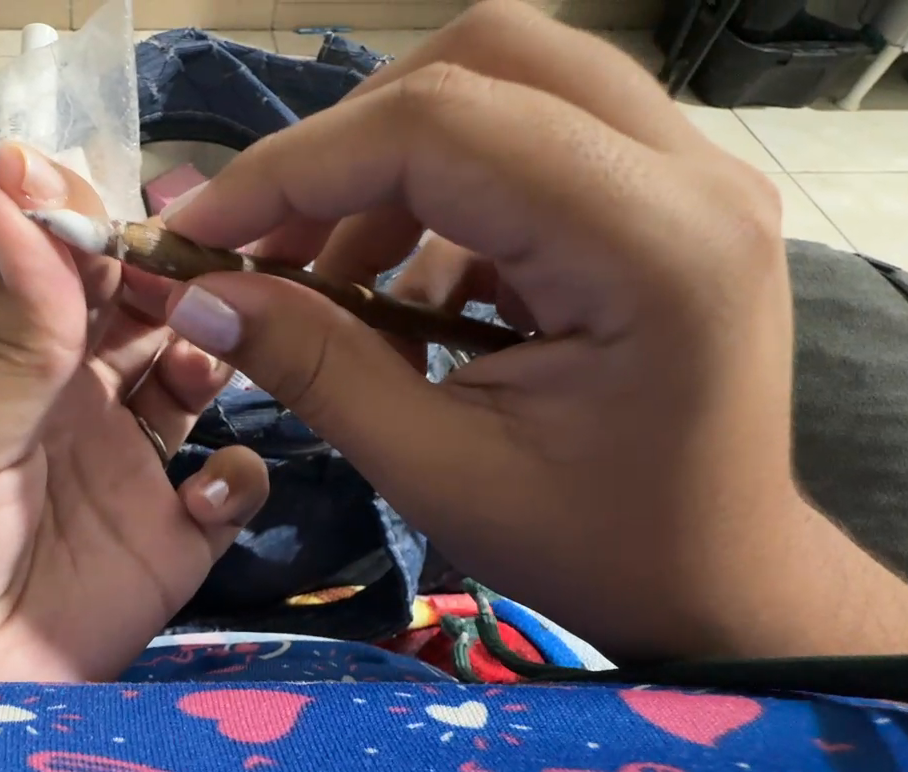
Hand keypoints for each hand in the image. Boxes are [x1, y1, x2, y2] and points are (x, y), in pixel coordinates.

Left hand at [0, 146, 267, 720]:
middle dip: (185, 291)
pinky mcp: (173, 551)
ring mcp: (135, 482)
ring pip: (201, 396)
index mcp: (25, 374)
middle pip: (154, 325)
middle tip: (217, 276)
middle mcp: (86, 416)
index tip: (148, 198)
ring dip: (220, 366)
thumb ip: (13, 337)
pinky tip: (208, 493)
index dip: (112, 232)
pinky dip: (237, 482)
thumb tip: (5, 188)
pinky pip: (229, 497)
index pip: (82, 278)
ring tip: (216, 365)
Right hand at [160, 0, 907, 659]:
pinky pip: (517, 148)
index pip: (443, 127)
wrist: (706, 575)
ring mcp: (683, 173)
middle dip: (344, 144)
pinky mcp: (653, 198)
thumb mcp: (429, 470)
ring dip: (382, 174)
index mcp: (651, 247)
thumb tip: (201, 298)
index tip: (201, 232)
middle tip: (268, 239)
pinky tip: (397, 294)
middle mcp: (687, 172)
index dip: (296, 166)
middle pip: (483, 59)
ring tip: (323, 280)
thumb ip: (316, 368)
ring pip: (500, 87)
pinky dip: (428, 204)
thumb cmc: (580, 543)